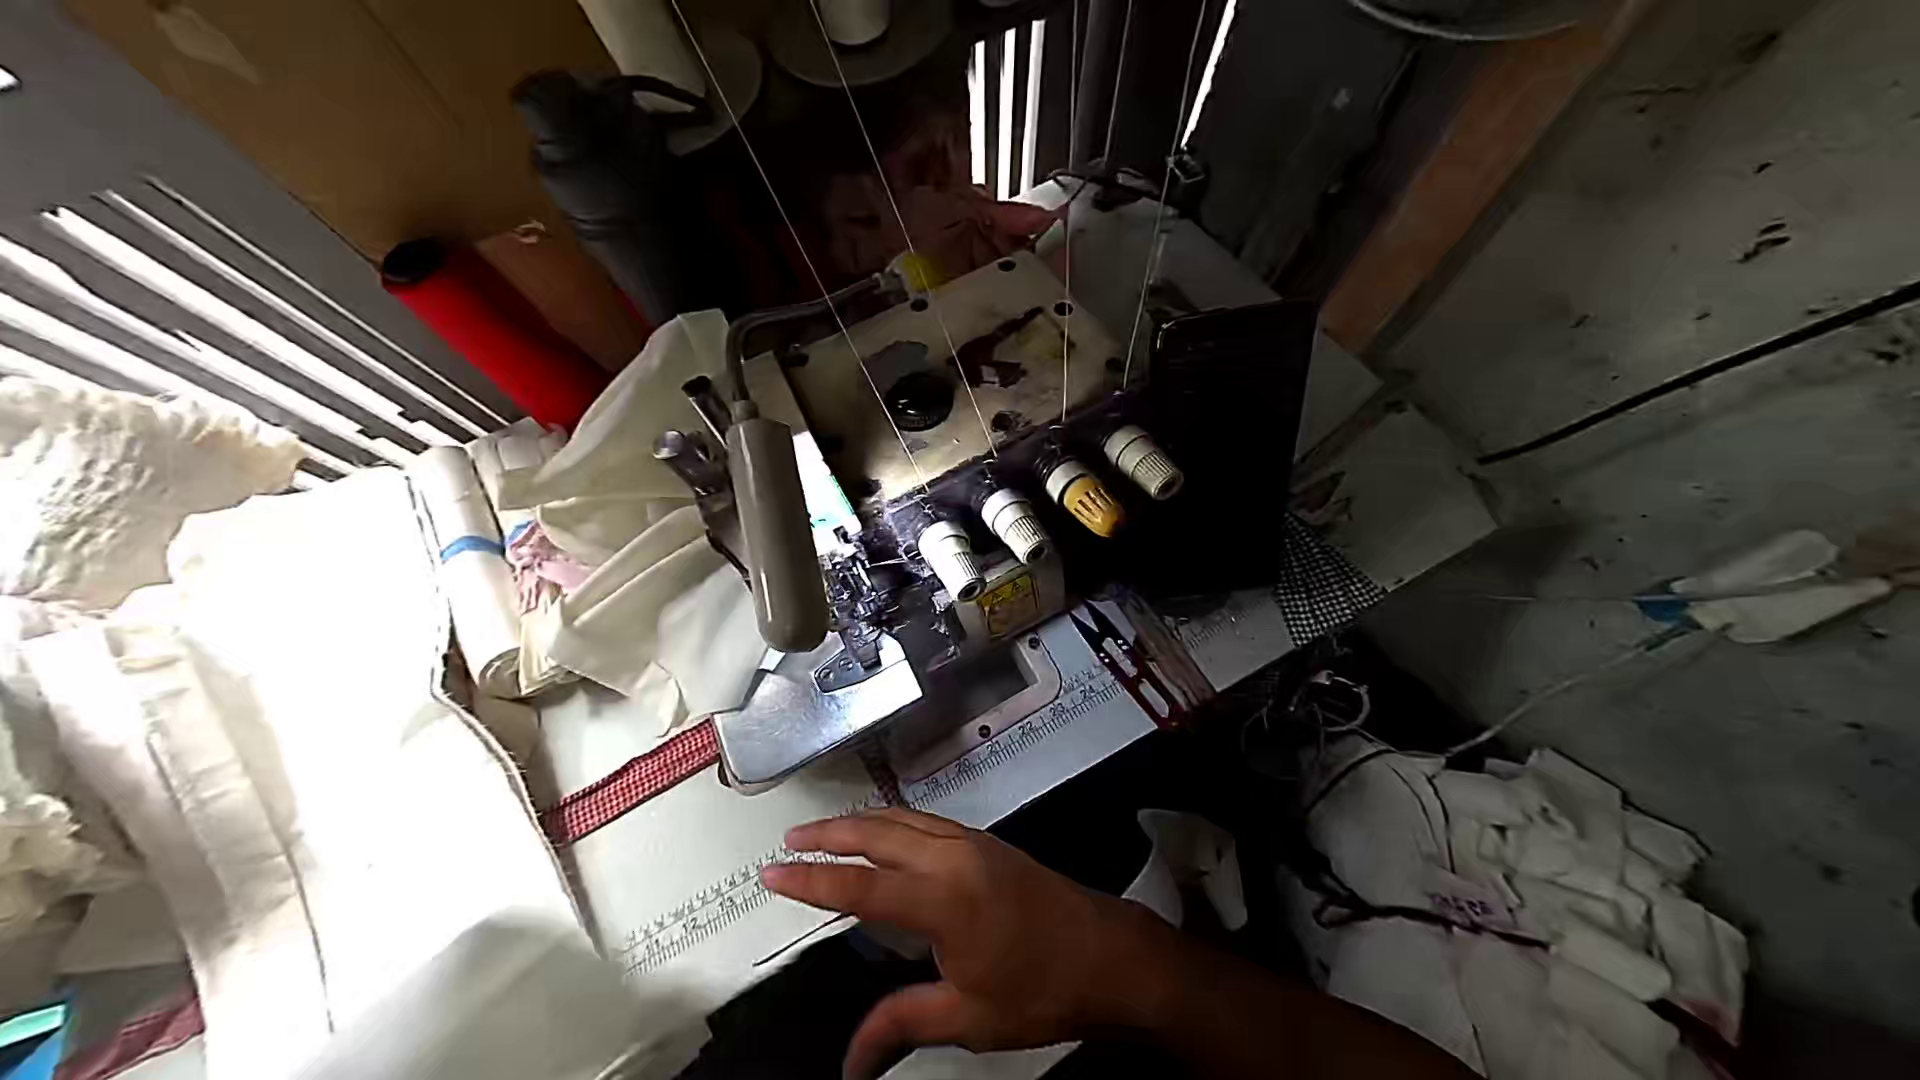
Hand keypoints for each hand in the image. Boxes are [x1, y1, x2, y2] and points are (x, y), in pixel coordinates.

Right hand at [760, 808, 1166, 1078]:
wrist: (1106, 952)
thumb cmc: (1038, 989)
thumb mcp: (967, 1017)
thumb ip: (901, 1025)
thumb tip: (850, 1062)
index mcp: (941, 899)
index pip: (860, 885)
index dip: (811, 880)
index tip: (772, 873)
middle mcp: (951, 857)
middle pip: (877, 833)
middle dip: (829, 834)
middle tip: (790, 839)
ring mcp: (970, 841)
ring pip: (902, 818)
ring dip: (860, 821)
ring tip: (824, 829)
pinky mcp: (984, 840)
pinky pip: (925, 819)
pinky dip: (892, 820)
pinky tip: (883, 830)